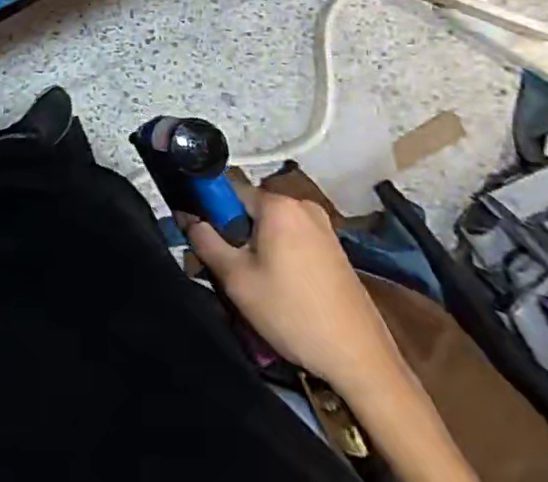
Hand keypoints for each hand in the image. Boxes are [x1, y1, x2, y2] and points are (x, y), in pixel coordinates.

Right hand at [183, 184, 404, 395]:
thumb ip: (205, 240)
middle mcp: (303, 206)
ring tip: (251, 286)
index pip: (228, 190)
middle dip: (233, 234)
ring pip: (271, 228)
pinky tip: (278, 290)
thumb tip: (188, 217)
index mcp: (279, 204)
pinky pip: (292, 241)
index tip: (202, 238)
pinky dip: (278, 257)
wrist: (359, 357)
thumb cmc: (291, 312)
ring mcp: (323, 227)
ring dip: (254, 248)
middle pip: (250, 210)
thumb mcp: (236, 278)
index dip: (209, 211)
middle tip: (225, 270)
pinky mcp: (335, 249)